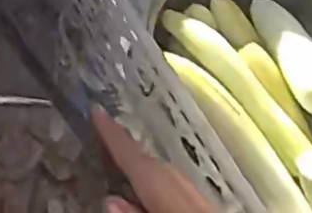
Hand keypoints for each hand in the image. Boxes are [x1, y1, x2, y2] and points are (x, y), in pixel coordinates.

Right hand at [92, 106, 216, 212]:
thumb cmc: (185, 212)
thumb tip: (111, 199)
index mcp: (168, 192)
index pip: (136, 160)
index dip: (114, 136)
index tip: (96, 110)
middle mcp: (190, 192)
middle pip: (158, 167)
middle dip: (133, 155)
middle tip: (108, 142)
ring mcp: (207, 203)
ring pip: (175, 181)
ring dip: (152, 174)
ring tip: (131, 172)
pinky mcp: (215, 210)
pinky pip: (186, 195)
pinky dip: (169, 191)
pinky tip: (162, 201)